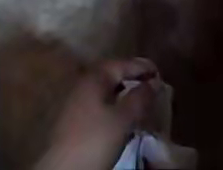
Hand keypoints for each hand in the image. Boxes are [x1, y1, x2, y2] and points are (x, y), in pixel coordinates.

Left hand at [33, 58, 159, 169]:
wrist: (63, 169)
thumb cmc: (95, 139)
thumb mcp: (122, 120)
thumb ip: (140, 98)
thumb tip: (154, 82)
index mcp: (96, 76)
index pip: (123, 64)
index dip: (143, 67)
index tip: (160, 72)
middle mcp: (86, 82)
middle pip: (114, 74)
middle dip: (133, 79)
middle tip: (152, 87)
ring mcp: (78, 99)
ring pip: (107, 90)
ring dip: (125, 94)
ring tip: (141, 102)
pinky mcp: (76, 118)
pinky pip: (101, 104)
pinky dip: (115, 106)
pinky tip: (123, 117)